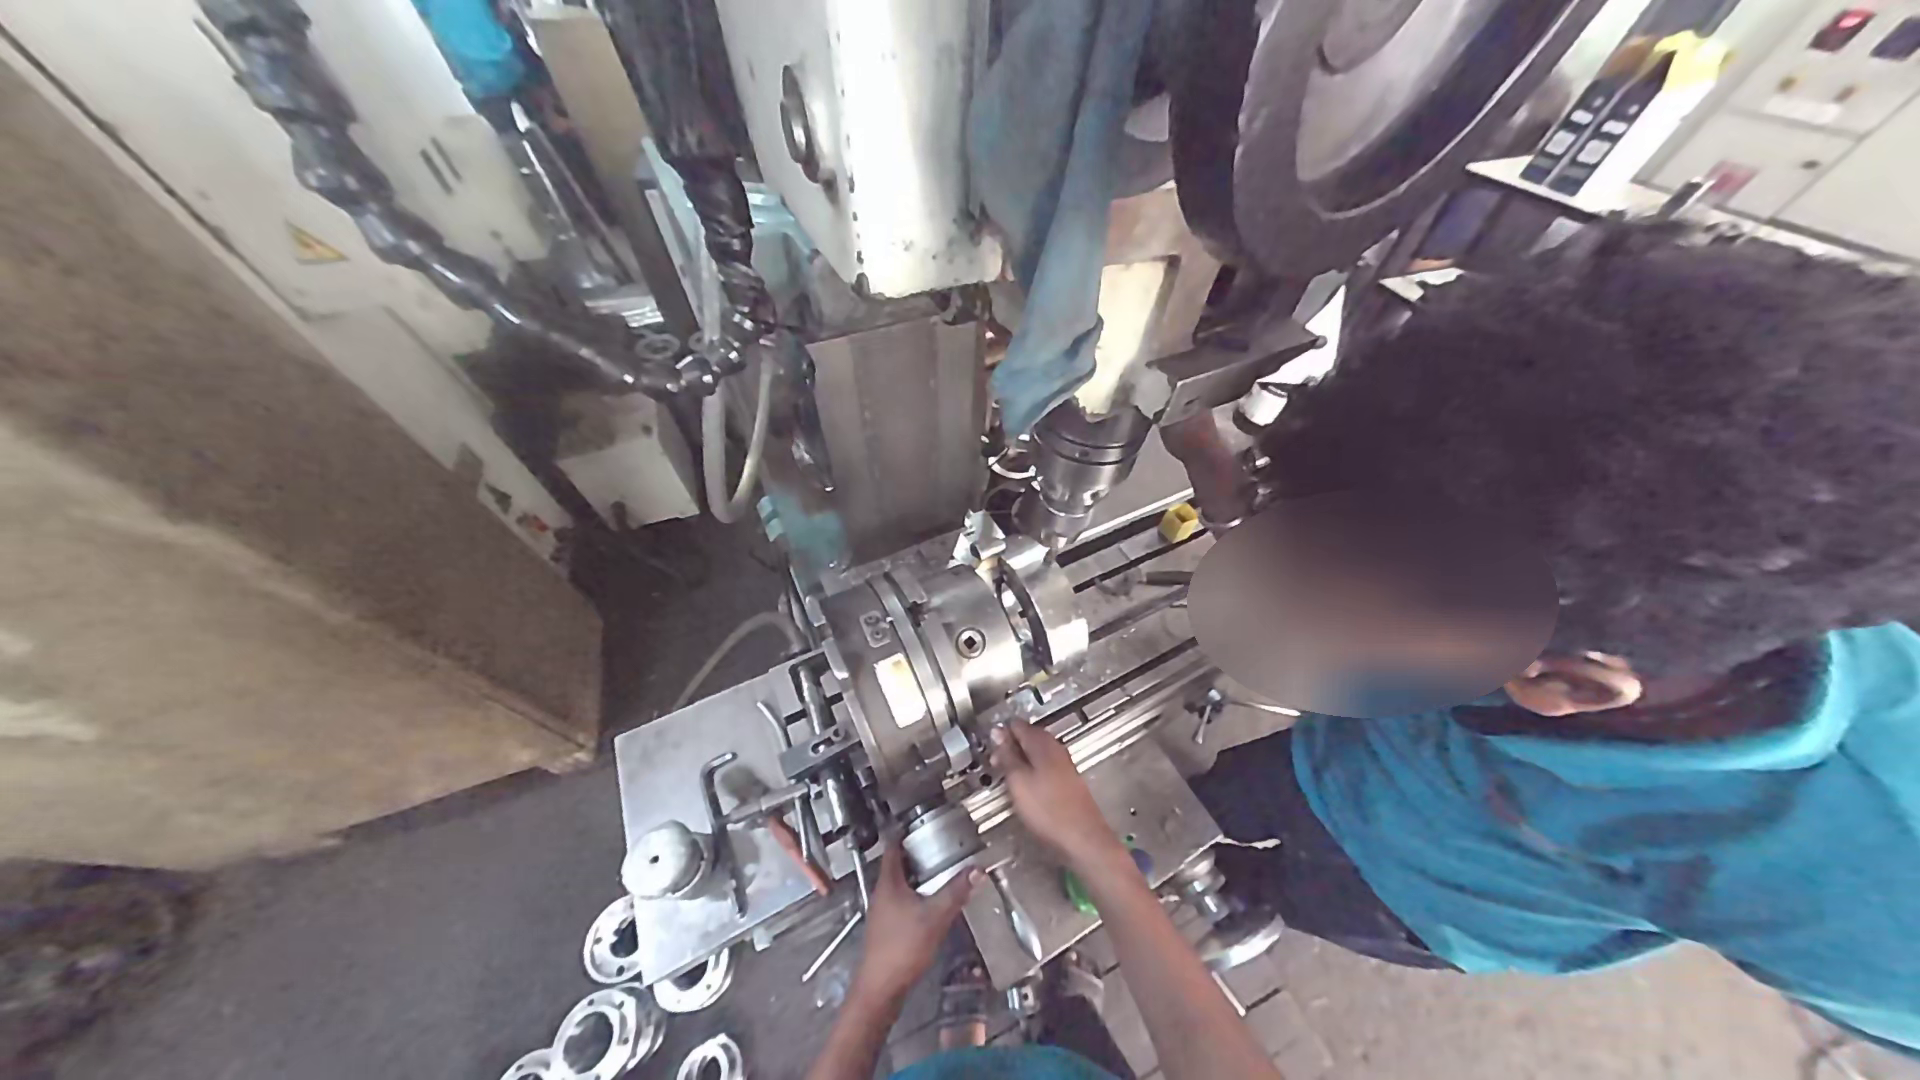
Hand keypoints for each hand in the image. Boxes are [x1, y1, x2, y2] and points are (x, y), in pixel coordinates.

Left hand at [852, 842, 979, 998]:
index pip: (893, 846)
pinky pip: (902, 901)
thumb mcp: (934, 917)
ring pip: (900, 883)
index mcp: (888, 882)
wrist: (880, 990)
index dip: (905, 831)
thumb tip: (977, 869)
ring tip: (940, 871)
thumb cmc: (903, 947)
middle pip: (897, 864)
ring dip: (917, 875)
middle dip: (917, 853)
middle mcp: (882, 892)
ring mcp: (882, 911)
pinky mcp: (886, 928)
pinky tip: (931, 903)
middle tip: (940, 845)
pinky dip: (916, 895)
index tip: (923, 822)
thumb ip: (955, 892)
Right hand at [989, 720, 1124, 872]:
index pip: (1017, 725)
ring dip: (1020, 760)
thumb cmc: (1046, 809)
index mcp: (1042, 742)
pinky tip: (1026, 787)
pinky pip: (1045, 765)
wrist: (1082, 838)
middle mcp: (1055, 747)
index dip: (1000, 734)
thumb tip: (997, 731)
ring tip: (1008, 778)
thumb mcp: (1018, 780)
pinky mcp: (1068, 779)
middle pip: (1028, 736)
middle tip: (995, 766)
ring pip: (1036, 751)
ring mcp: (1064, 763)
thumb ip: (1007, 754)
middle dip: (1010, 747)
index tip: (989, 750)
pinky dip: (1032, 771)